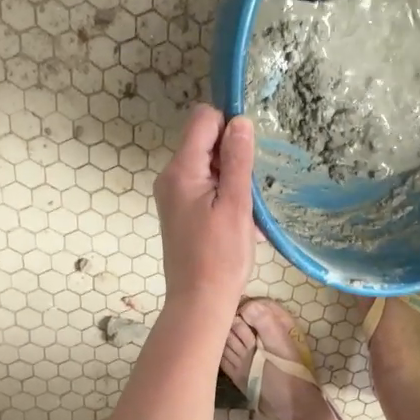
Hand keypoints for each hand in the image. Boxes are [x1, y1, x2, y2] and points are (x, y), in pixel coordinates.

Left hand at [154, 105, 255, 311]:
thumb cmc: (221, 257)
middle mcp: (170, 176)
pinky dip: (223, 195)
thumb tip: (240, 121)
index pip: (203, 118)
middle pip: (204, 141)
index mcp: (181, 170)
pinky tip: (237, 220)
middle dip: (232, 156)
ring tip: (245, 210)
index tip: (249, 154)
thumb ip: (238, 160)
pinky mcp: (179, 210)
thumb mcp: (237, 205)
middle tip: (249, 190)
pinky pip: (204, 186)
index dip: (229, 126)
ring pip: (207, 165)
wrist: (199, 301)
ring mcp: (172, 194)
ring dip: (231, 179)